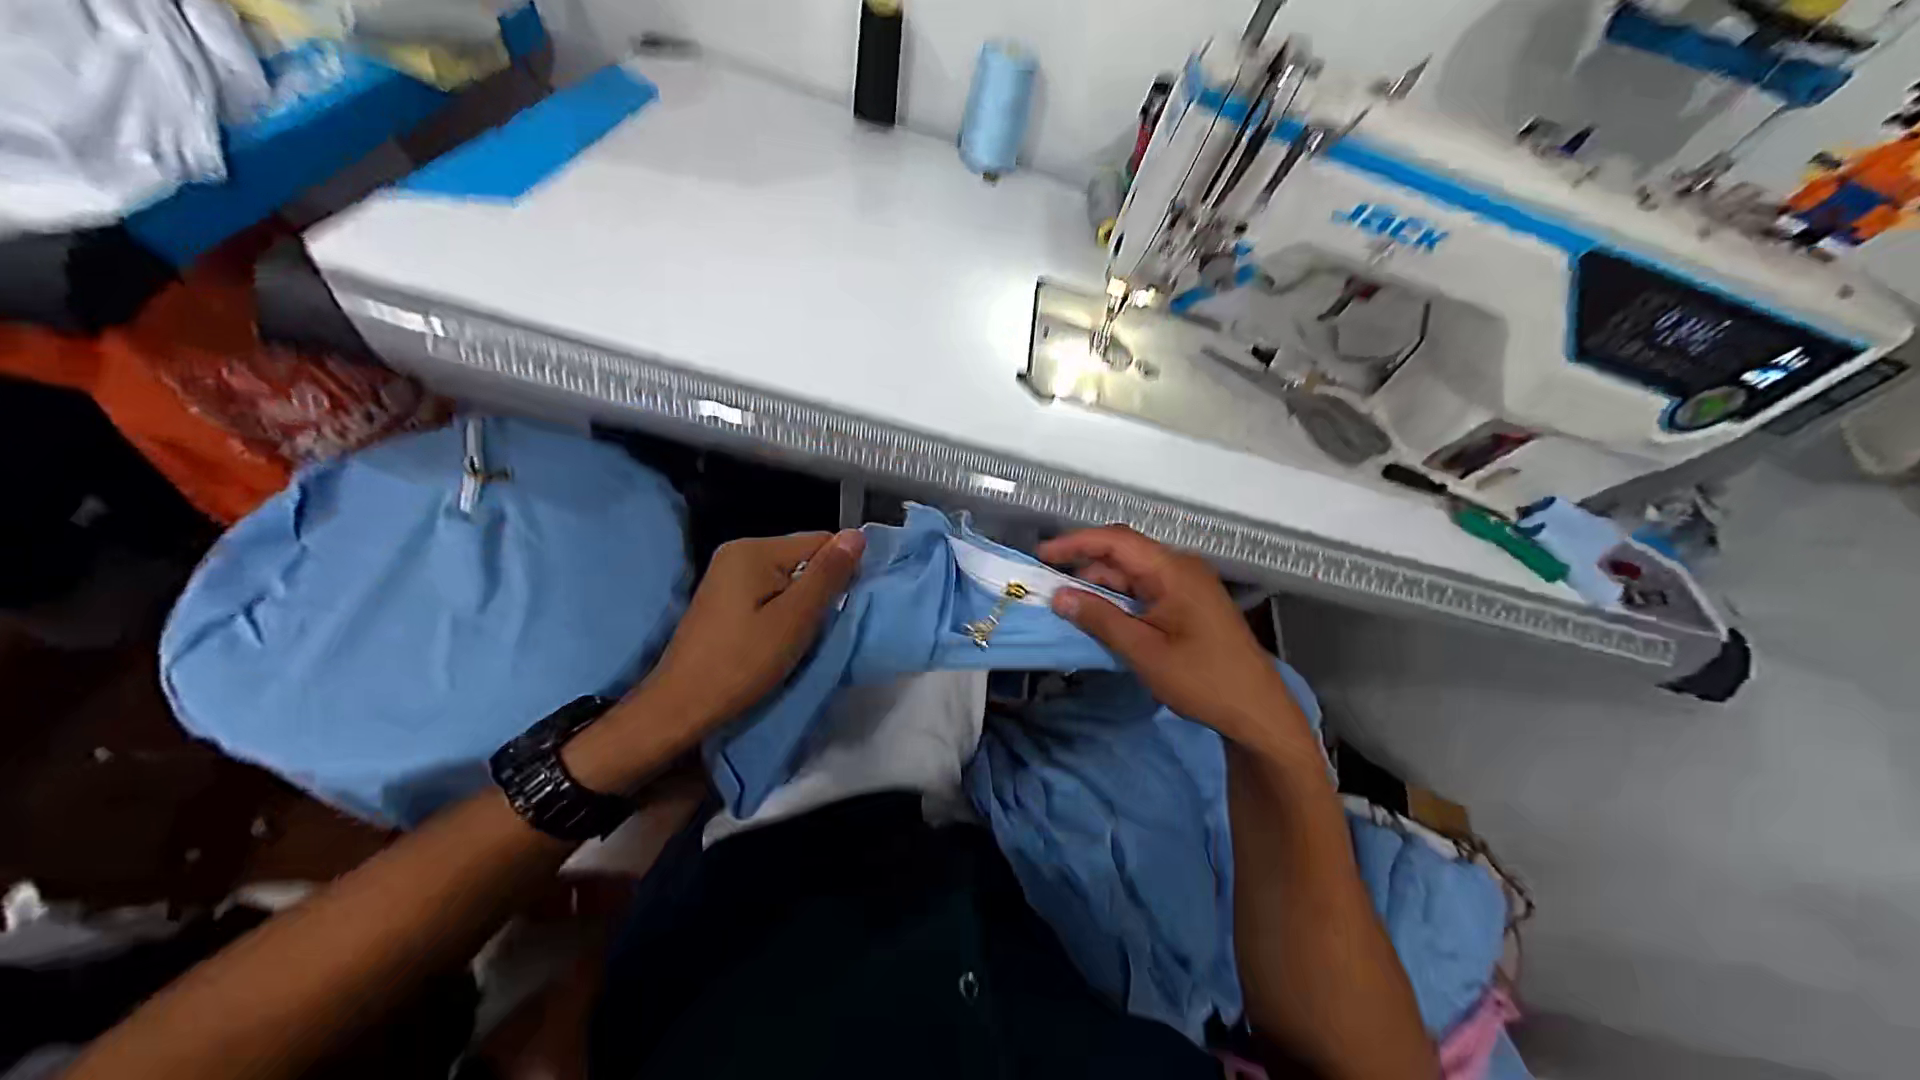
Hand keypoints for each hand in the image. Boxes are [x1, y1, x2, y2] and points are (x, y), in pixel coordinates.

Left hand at [630, 530, 864, 732]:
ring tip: (795, 635)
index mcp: (754, 549)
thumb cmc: (742, 662)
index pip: (821, 541)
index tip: (836, 610)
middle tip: (812, 628)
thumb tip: (857, 535)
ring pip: (788, 577)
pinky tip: (776, 637)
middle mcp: (739, 551)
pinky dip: (782, 611)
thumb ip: (827, 575)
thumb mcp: (795, 618)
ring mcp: (727, 573)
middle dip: (818, 589)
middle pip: (803, 557)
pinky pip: (769, 591)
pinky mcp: (724, 596)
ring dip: (801, 603)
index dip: (838, 573)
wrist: (682, 705)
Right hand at [1039, 525, 1313, 759]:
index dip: (1076, 543)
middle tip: (1049, 586)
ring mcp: (1188, 586)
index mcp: (1173, 570)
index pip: (1116, 541)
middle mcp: (1181, 568)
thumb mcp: (1144, 651)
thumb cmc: (1202, 680)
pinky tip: (1100, 616)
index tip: (1042, 555)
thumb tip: (1059, 596)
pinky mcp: (1190, 605)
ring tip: (1068, 605)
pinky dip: (1120, 600)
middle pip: (1124, 555)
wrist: (1257, 712)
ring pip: (1134, 575)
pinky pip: (1146, 591)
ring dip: (1101, 586)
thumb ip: (1100, 619)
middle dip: (1084, 567)